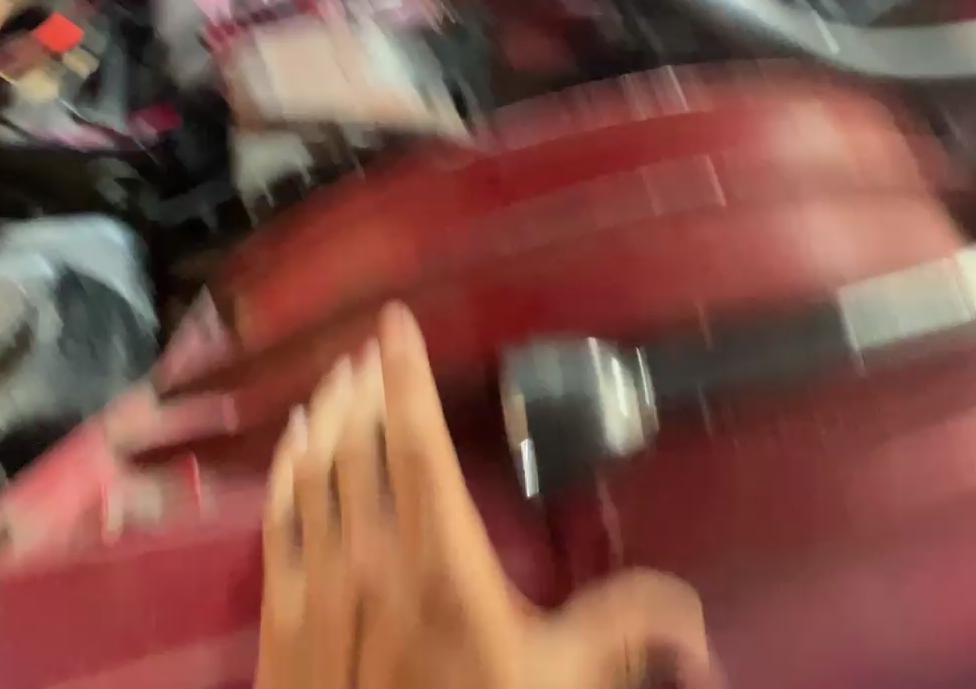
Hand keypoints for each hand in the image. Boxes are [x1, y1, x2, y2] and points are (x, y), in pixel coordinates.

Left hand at [254, 304, 718, 688]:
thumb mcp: (555, 678)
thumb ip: (621, 632)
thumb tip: (697, 619)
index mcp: (440, 556)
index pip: (417, 440)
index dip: (406, 373)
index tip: (396, 322)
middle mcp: (374, 552)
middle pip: (361, 440)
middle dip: (366, 384)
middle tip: (372, 349)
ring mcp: (322, 576)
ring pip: (316, 466)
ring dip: (327, 412)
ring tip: (340, 376)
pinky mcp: (283, 604)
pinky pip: (278, 514)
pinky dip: (284, 465)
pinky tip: (293, 435)